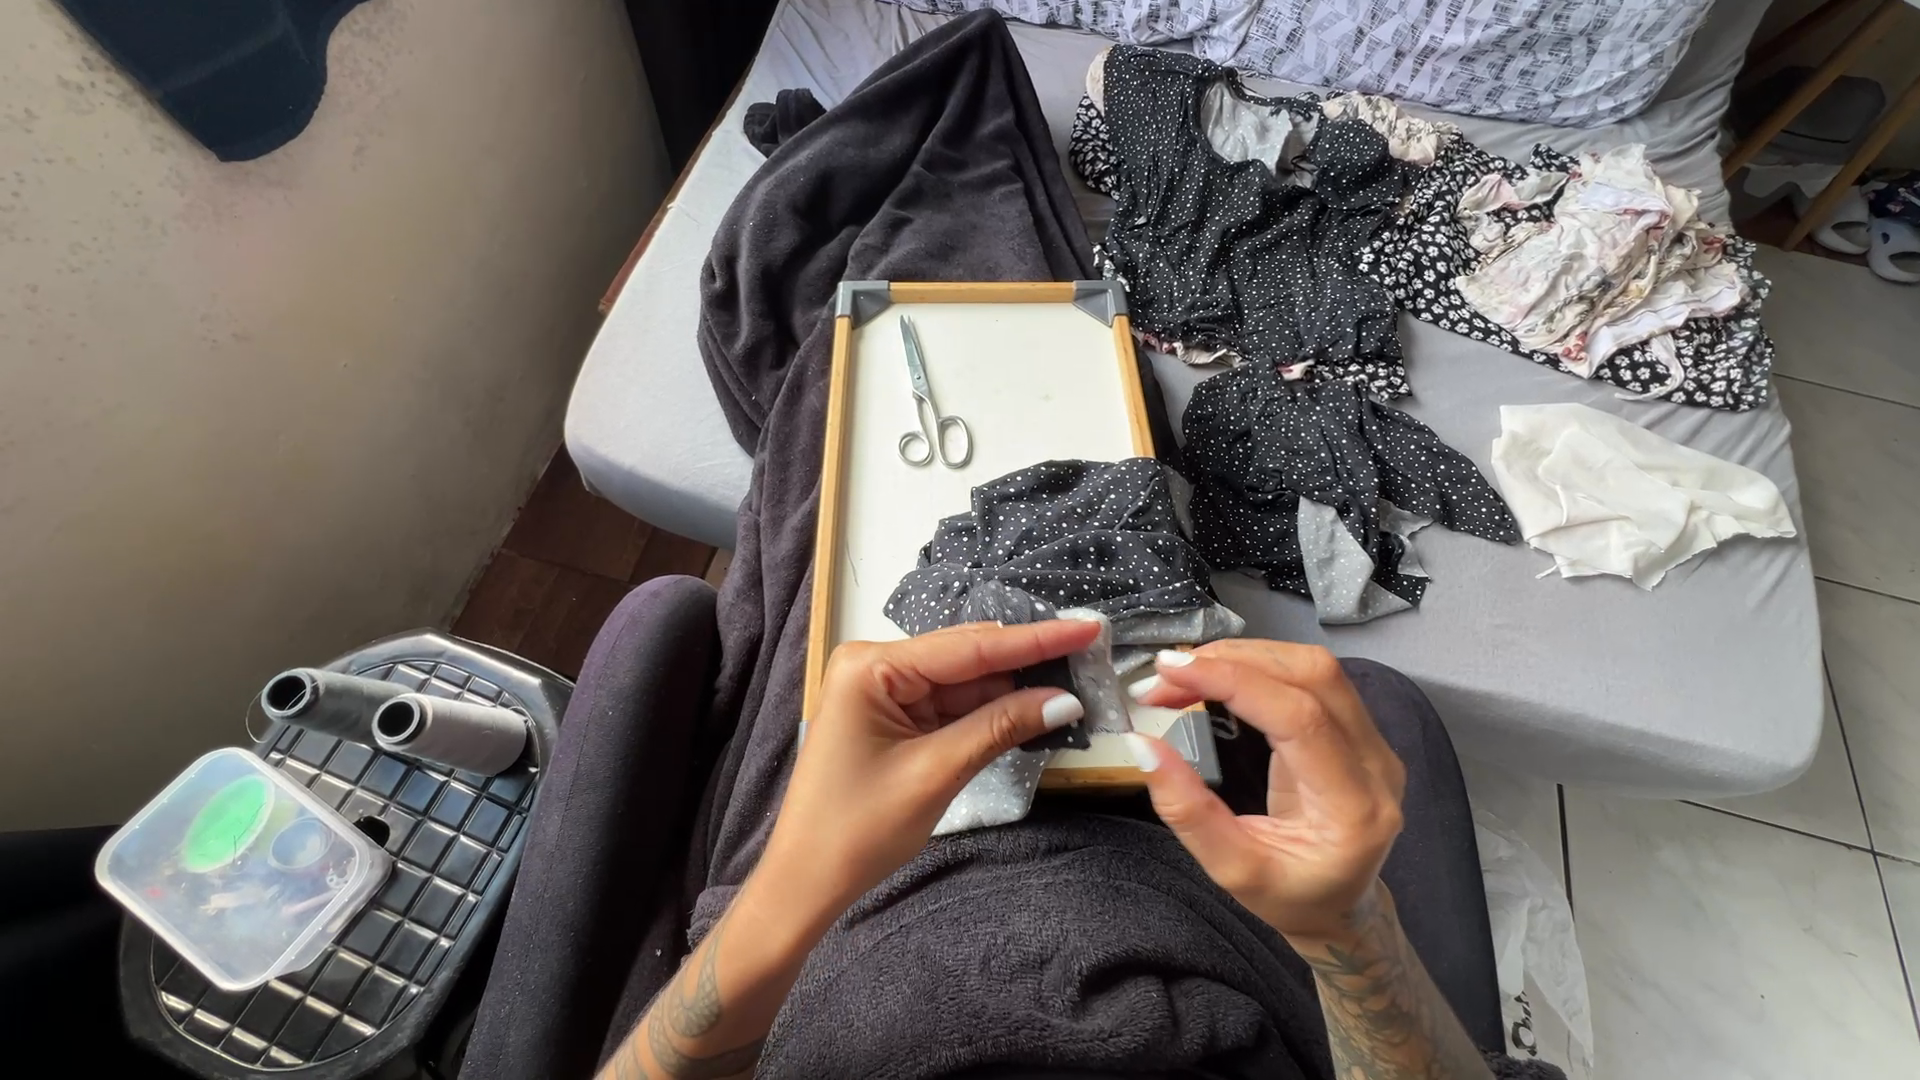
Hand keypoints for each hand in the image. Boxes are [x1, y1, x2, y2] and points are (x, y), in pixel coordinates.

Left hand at [755, 620, 1097, 923]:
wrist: (805, 884)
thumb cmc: (857, 830)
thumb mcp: (936, 773)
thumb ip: (1000, 727)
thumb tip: (1065, 700)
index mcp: (872, 666)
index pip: (969, 646)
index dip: (1034, 639)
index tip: (1087, 625)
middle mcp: (876, 665)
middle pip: (967, 657)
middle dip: (1027, 661)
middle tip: (1089, 651)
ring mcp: (884, 690)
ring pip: (964, 682)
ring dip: (1013, 689)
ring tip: (1073, 680)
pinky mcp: (893, 716)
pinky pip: (951, 705)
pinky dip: (990, 712)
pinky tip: (1031, 708)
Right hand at [1126, 641, 1406, 942]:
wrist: (1343, 910)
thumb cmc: (1289, 897)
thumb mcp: (1230, 869)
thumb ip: (1187, 810)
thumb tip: (1141, 744)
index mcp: (1352, 807)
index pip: (1299, 716)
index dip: (1232, 680)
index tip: (1168, 670)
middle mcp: (1376, 765)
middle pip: (1312, 675)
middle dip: (1231, 659)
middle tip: (1166, 675)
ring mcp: (1375, 742)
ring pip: (1313, 666)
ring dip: (1241, 656)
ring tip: (1184, 675)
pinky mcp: (1359, 729)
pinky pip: (1311, 676)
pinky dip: (1256, 665)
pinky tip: (1217, 677)